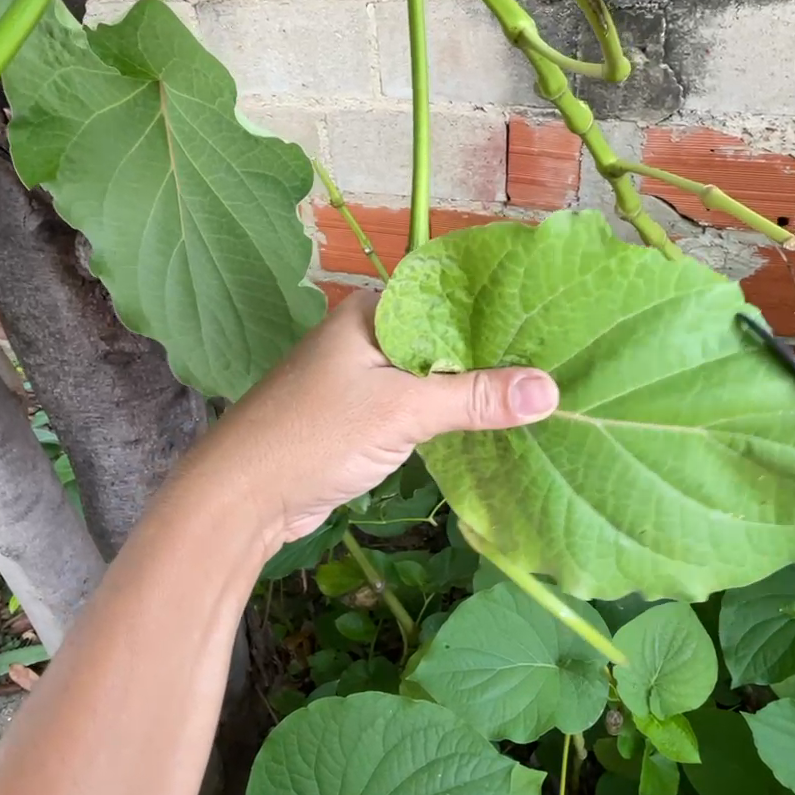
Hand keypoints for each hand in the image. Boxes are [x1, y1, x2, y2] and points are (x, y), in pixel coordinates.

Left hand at [180, 292, 558, 547]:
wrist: (241, 496)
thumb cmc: (316, 435)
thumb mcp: (402, 410)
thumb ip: (474, 398)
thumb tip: (550, 389)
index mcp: (371, 312)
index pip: (446, 297)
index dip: (496, 312)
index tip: (548, 324)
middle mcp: (365, 337)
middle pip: (441, 340)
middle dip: (488, 357)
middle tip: (553, 363)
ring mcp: (360, 379)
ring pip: (427, 377)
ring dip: (467, 390)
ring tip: (533, 393)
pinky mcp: (358, 418)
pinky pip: (413, 407)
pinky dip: (444, 416)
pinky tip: (485, 425)